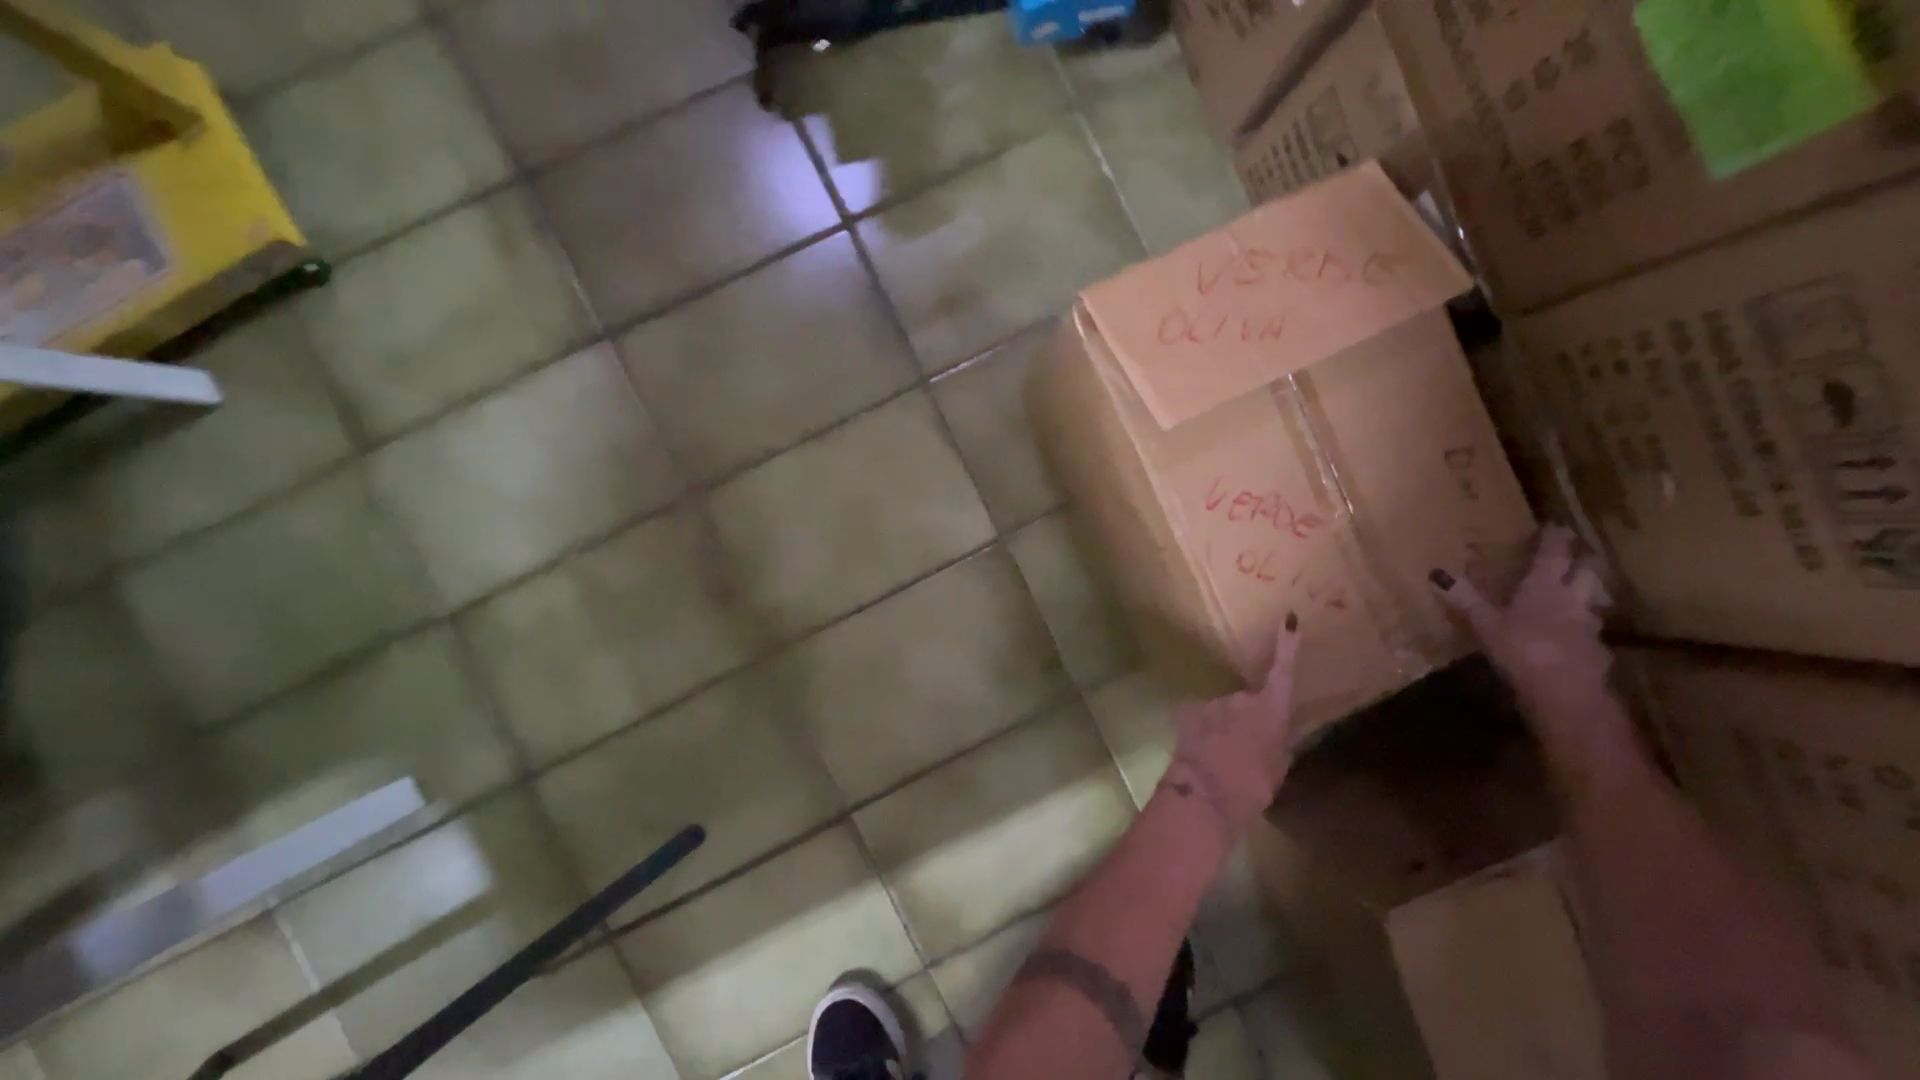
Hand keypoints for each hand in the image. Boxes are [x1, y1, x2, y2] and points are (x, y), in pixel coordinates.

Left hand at [1157, 614, 1301, 836]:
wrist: (1207, 795)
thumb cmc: (1252, 787)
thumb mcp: (1277, 767)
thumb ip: (1276, 744)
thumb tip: (1271, 737)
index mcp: (1271, 709)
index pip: (1283, 671)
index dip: (1287, 645)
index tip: (1288, 618)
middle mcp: (1242, 698)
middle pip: (1246, 703)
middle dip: (1244, 721)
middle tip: (1242, 752)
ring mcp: (1212, 702)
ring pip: (1220, 712)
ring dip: (1220, 728)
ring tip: (1218, 758)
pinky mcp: (1186, 711)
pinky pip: (1197, 718)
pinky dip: (1199, 732)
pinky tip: (1198, 753)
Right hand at [1430, 525, 1612, 727]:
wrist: (1565, 692)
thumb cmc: (1522, 648)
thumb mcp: (1486, 624)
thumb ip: (1467, 599)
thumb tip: (1437, 574)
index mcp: (1545, 585)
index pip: (1555, 552)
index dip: (1555, 537)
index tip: (1554, 525)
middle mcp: (1573, 598)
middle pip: (1588, 570)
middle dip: (1582, 560)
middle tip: (1573, 556)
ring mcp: (1589, 624)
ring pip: (1595, 599)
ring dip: (1588, 592)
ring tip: (1576, 594)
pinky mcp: (1596, 650)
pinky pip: (1592, 630)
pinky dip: (1583, 627)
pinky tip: (1572, 636)